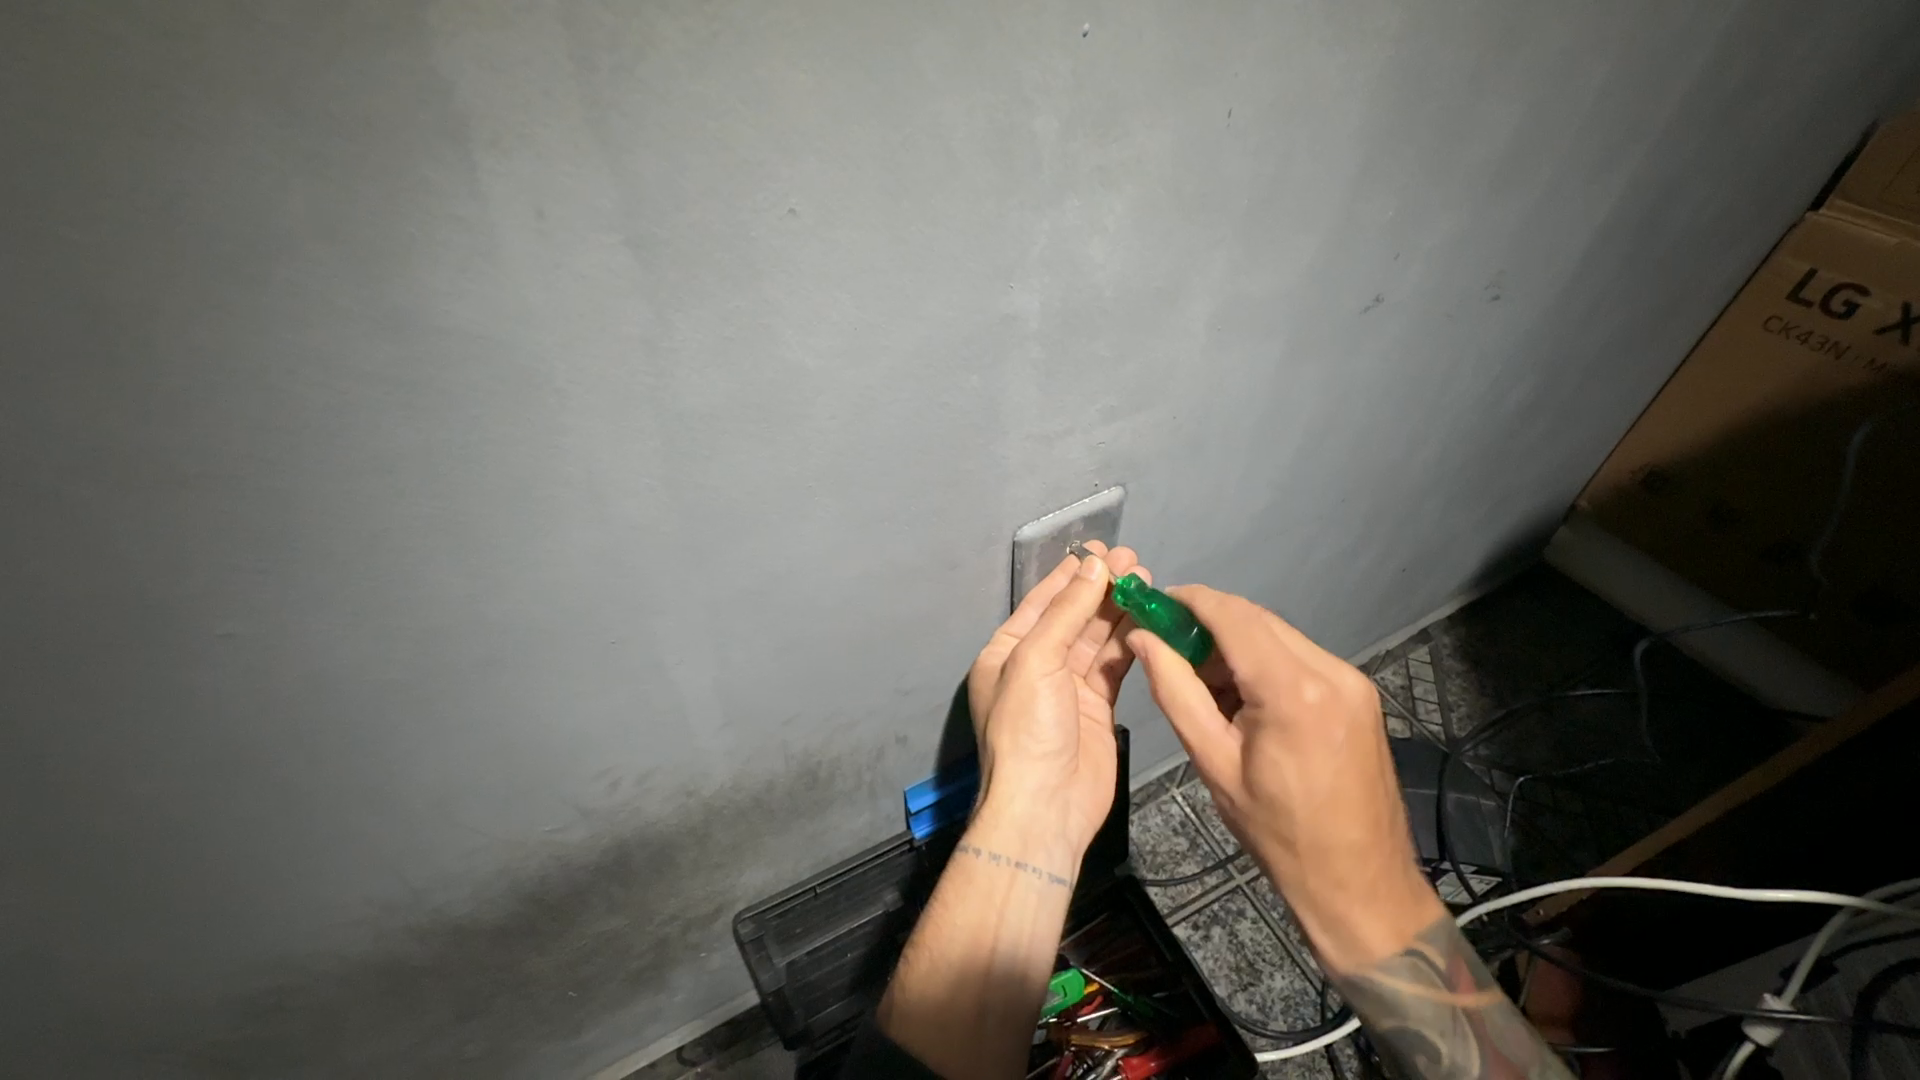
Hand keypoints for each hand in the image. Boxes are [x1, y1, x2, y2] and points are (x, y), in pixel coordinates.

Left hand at [966, 542, 1148, 862]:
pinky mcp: (1098, 707)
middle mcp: (1035, 666)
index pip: (1040, 603)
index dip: (1069, 576)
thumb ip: (1067, 612)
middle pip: (1071, 617)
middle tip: (1133, 561)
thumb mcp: (1036, 660)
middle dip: (1100, 589)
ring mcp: (1067, 687)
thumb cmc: (1028, 728)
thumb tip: (1094, 567)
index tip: (1099, 550)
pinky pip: (1114, 665)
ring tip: (1147, 580)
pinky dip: (1130, 643)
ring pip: (1096, 639)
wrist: (1047, 804)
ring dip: (1119, 611)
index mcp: (1006, 653)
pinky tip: (1148, 619)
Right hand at [1125, 586, 1442, 972]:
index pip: (1233, 616)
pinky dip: (1263, 661)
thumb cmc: (1276, 831)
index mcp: (1293, 690)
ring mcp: (1352, 680)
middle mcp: (1331, 671)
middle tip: (1167, 644)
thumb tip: (1142, 639)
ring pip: (1278, 635)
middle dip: (1208, 622)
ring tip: (1201, 680)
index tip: (1154, 602)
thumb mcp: (1213, 761)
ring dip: (1235, 643)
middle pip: (1256, 619)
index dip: (1189, 600)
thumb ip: (1175, 691)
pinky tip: (1241, 695)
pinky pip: (1299, 657)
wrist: (1360, 881)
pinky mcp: (1359, 693)